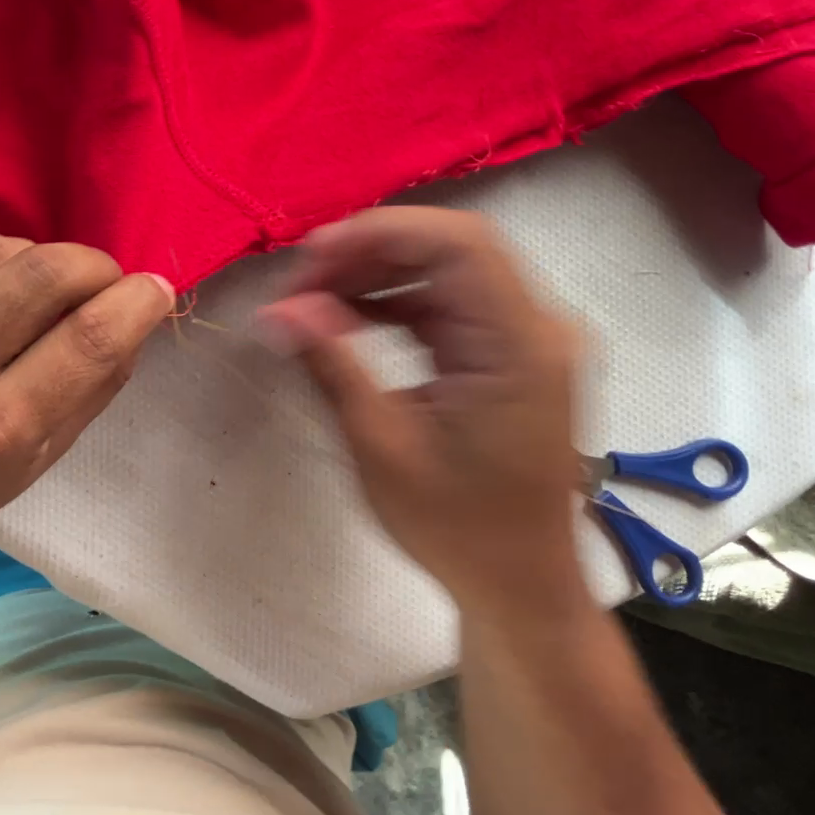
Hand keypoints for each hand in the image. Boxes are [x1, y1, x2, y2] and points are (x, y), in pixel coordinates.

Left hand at [0, 235, 174, 554]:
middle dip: (91, 264)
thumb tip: (139, 302)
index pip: (88, 338)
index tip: (154, 288)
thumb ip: (98, 380)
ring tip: (36, 290)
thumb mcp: (46, 454)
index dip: (137, 301)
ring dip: (35, 259)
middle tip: (101, 279)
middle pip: (40, 274)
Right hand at [255, 208, 584, 616]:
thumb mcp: (380, 443)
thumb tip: (278, 310)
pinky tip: (346, 320)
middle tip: (298, 287)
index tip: (308, 258)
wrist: (518, 582)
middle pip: (450, 249)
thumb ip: (332, 364)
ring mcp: (527, 339)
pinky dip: (394, 304)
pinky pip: (449, 305)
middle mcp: (537, 326)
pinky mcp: (510, 355)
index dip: (378, 233)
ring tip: (309, 303)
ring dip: (375, 276)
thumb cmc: (454, 523)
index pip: (458, 243)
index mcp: (519, 344)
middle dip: (366, 253)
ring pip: (446, 272)